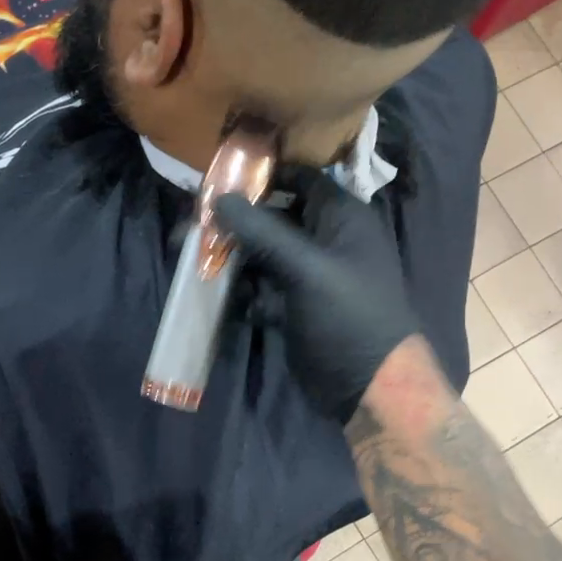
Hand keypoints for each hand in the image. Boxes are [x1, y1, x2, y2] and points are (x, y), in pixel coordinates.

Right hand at [214, 168, 419, 421]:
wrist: (367, 386)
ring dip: (233, 259)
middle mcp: (325, 241)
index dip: (262, 174)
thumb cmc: (347, 317)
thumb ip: (263, 232)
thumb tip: (219, 199)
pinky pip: (262, 291)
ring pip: (264, 257)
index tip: (219, 176)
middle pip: (275, 218)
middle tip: (194, 224)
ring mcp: (309, 278)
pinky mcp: (295, 309)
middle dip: (237, 221)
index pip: (300, 178)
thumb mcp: (305, 269)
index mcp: (341, 218)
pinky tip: (216, 297)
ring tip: (194, 260)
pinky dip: (242, 293)